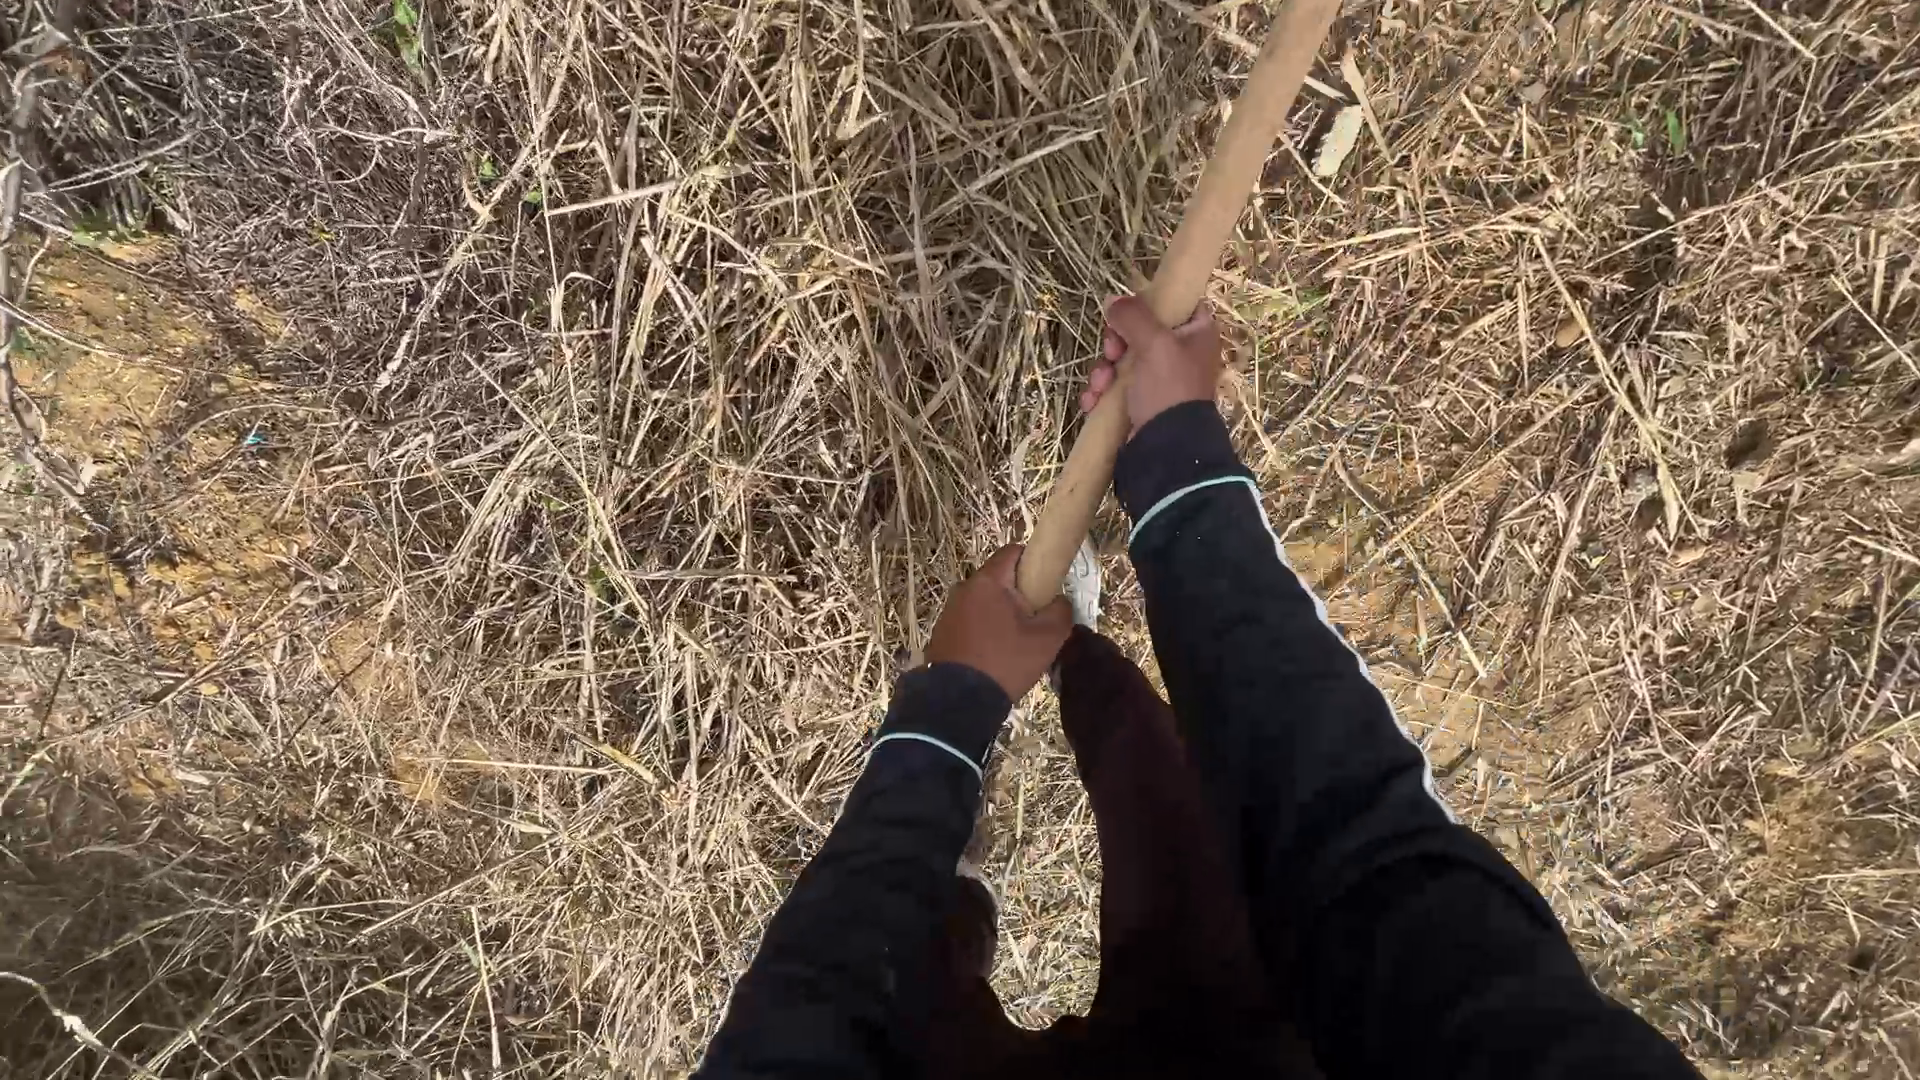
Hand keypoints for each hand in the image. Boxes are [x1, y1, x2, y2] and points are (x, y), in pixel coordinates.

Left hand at [924, 544, 1072, 700]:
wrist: (959, 702)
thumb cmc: (1006, 662)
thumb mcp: (1047, 639)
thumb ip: (1061, 611)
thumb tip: (1058, 600)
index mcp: (987, 581)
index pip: (1013, 551)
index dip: (1034, 561)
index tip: (1047, 584)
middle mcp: (964, 589)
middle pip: (999, 579)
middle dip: (1020, 593)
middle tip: (1036, 620)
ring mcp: (949, 611)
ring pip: (985, 601)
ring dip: (1001, 614)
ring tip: (1015, 643)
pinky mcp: (942, 632)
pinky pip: (971, 621)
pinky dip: (984, 630)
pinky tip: (994, 655)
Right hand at [1079, 295, 1222, 436]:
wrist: (1166, 446)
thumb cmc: (1169, 388)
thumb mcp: (1154, 344)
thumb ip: (1134, 316)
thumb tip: (1113, 300)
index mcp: (1197, 334)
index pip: (1177, 305)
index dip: (1151, 305)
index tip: (1129, 313)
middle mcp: (1180, 355)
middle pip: (1140, 333)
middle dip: (1116, 344)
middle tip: (1112, 354)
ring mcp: (1159, 381)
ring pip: (1122, 361)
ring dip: (1103, 372)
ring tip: (1099, 387)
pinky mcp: (1140, 404)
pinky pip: (1114, 388)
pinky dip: (1101, 393)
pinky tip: (1093, 402)